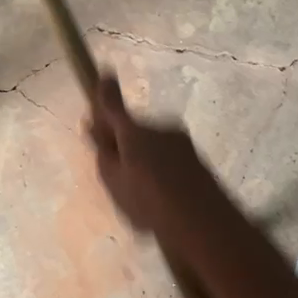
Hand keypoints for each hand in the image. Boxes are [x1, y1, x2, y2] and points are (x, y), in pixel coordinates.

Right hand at [87, 76, 219, 233]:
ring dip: (143, 158)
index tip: (103, 74)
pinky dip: (160, 170)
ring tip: (139, 191)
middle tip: (114, 166)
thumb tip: (94, 127)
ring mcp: (181, 142)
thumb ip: (103, 152)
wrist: (202, 223)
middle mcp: (159, 128)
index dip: (104, 91)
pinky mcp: (197, 159)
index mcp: (133, 132)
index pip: (112, 106)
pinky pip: (169, 158)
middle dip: (123, 141)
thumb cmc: (147, 201)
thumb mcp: (112, 180)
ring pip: (153, 144)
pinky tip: (159, 196)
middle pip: (134, 129)